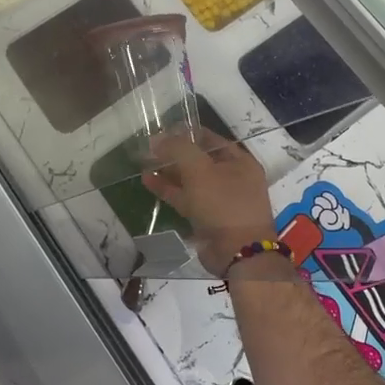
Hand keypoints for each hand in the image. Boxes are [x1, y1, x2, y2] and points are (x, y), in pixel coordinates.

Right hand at [142, 131, 278, 273]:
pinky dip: (168, 189)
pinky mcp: (207, 218)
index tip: (162, 130)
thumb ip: (178, 148)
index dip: (186, 132)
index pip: (210, 139)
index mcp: (240, 163)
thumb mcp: (199, 169)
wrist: (237, 254)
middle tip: (150, 147)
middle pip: (199, 159)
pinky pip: (185, 198)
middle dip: (174, 153)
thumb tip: (157, 139)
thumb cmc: (223, 204)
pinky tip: (148, 180)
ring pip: (190, 180)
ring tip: (144, 162)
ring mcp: (220, 200)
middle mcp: (233, 179)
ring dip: (168, 171)